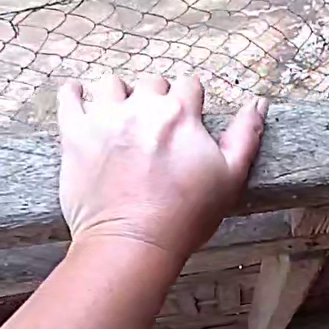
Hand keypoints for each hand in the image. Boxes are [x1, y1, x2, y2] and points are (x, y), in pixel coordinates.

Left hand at [56, 74, 265, 260]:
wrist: (132, 244)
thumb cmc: (185, 215)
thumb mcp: (231, 177)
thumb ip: (246, 134)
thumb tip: (258, 101)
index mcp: (181, 112)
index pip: (189, 85)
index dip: (190, 102)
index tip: (187, 120)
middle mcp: (142, 106)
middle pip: (152, 83)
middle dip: (156, 100)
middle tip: (155, 130)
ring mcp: (105, 117)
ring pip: (112, 84)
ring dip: (119, 96)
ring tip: (120, 118)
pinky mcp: (75, 133)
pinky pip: (69, 96)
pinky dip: (75, 93)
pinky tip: (80, 98)